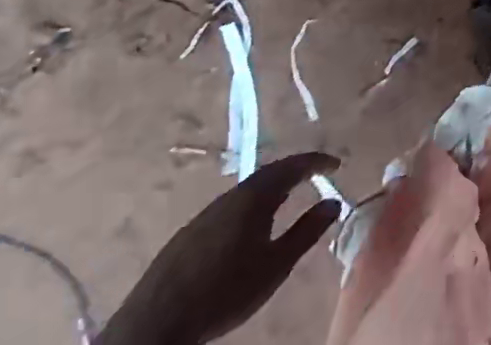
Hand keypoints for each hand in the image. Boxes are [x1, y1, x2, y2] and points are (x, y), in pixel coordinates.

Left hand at [97, 152, 342, 344]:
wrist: (153, 327)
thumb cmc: (224, 292)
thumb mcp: (276, 265)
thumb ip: (307, 231)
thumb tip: (334, 202)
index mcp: (253, 198)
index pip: (292, 166)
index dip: (317, 161)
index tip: (337, 163)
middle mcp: (229, 198)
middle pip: (268, 173)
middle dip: (295, 169)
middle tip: (316, 173)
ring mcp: (204, 216)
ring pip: (246, 190)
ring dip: (271, 186)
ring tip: (288, 196)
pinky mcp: (187, 236)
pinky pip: (229, 206)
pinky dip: (251, 203)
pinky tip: (250, 224)